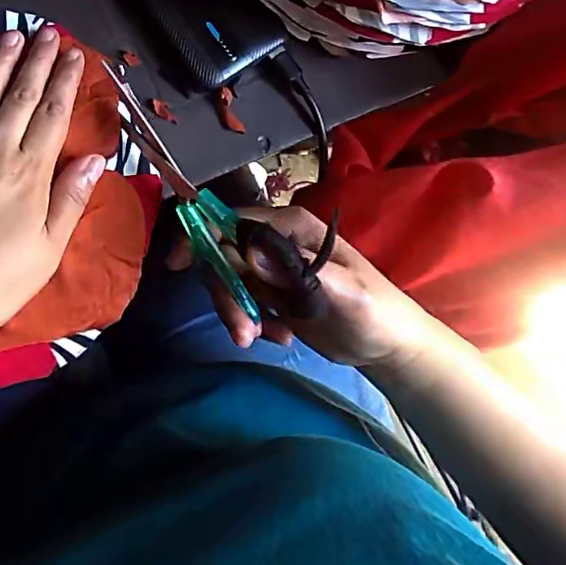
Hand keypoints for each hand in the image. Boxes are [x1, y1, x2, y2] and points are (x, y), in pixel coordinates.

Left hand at [0, 27, 105, 365]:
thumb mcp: (45, 254)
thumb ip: (70, 200)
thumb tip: (95, 158)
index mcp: (28, 173)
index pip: (53, 114)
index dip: (66, 81)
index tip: (75, 55)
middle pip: (21, 96)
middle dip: (38, 60)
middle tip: (50, 32)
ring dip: (0, 62)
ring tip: (14, 36)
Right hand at [180, 205, 439, 371]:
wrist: (386, 344)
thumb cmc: (374, 311)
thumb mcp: (343, 294)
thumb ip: (298, 273)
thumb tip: (248, 254)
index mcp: (292, 226)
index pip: (234, 220)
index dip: (202, 236)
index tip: (178, 264)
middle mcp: (277, 238)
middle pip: (224, 252)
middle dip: (226, 292)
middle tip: (244, 332)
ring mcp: (272, 264)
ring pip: (229, 277)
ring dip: (238, 310)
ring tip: (266, 338)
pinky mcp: (271, 289)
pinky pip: (243, 298)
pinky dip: (251, 320)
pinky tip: (279, 336)